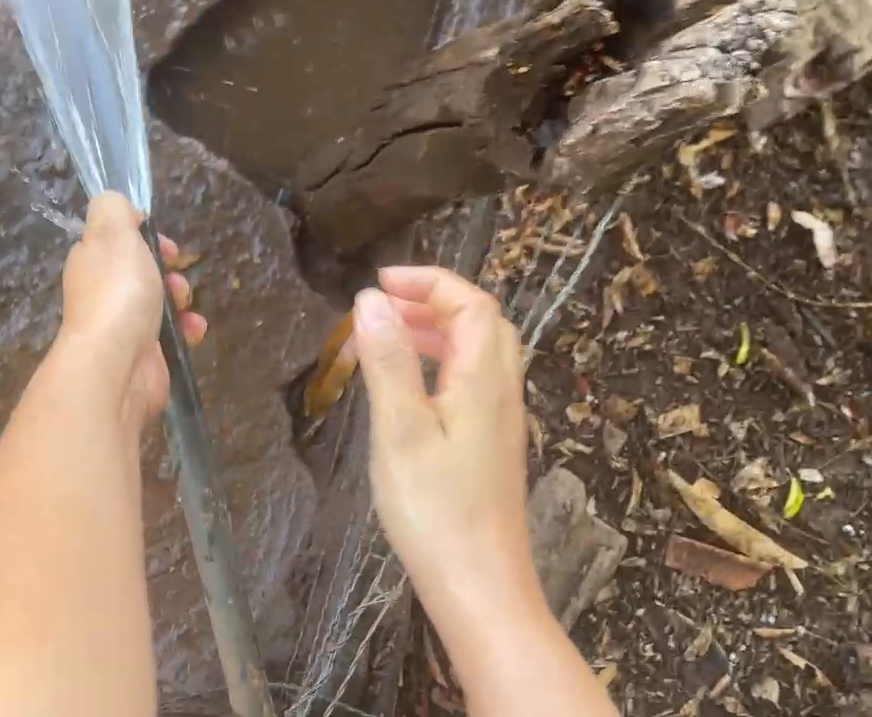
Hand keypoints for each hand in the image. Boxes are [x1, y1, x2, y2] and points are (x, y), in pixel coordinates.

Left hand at [54, 193, 204, 424]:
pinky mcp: (142, 356)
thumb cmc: (117, 292)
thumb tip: (120, 207)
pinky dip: (187, 330)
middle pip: (140, 270)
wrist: (116, 364)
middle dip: (166, 268)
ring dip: (180, 297)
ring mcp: (121, 326)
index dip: (142, 235)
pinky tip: (193, 329)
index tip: (161, 241)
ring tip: (184, 303)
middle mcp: (101, 293)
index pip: (116, 240)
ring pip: (158, 302)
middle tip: (175, 274)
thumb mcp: (112, 231)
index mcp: (90, 262)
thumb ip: (113, 208)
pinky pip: (171, 336)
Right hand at [352, 266, 528, 596]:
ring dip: (434, 329)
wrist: (481, 590)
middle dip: (432, 299)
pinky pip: (471, 379)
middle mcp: (502, 392)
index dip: (429, 281)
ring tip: (383, 336)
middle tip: (381, 306)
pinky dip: (438, 360)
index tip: (379, 284)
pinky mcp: (491, 443)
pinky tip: (405, 385)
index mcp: (483, 381)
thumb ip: (388, 361)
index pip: (472, 303)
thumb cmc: (436, 510)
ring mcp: (500, 420)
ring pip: (478, 351)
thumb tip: (369, 299)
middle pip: (482, 322)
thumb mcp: (400, 431)